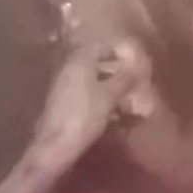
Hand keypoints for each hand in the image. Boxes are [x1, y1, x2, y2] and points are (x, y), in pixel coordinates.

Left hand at [0, 39, 148, 192]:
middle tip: (135, 82)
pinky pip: (88, 95)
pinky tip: (115, 115)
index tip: (136, 61)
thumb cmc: (84, 116)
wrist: (54, 147)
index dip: (119, 51)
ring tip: (129, 102)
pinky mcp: (64, 104)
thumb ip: (125, 78)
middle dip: (118, 72)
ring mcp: (65, 87)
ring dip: (112, 88)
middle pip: (98, 63)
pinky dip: (102, 100)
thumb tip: (139, 63)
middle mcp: (70, 69)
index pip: (101, 46)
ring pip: (93, 81)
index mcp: (80, 62)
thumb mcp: (109, 96)